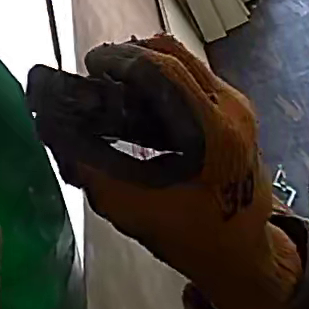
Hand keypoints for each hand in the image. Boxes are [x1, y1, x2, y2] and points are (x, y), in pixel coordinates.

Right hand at [25, 35, 300, 308]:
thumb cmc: (197, 239)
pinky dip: (161, 71)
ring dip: (145, 59)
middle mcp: (230, 109)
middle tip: (98, 71)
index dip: (120, 59)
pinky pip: (192, 70)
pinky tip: (141, 94)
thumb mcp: (137, 213)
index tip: (91, 65)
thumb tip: (59, 138)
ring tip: (116, 80)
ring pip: (183, 56)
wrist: (249, 256)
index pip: (162, 71)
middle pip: (172, 53)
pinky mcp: (236, 105)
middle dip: (128, 54)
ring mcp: (237, 104)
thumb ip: (94, 173)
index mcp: (213, 135)